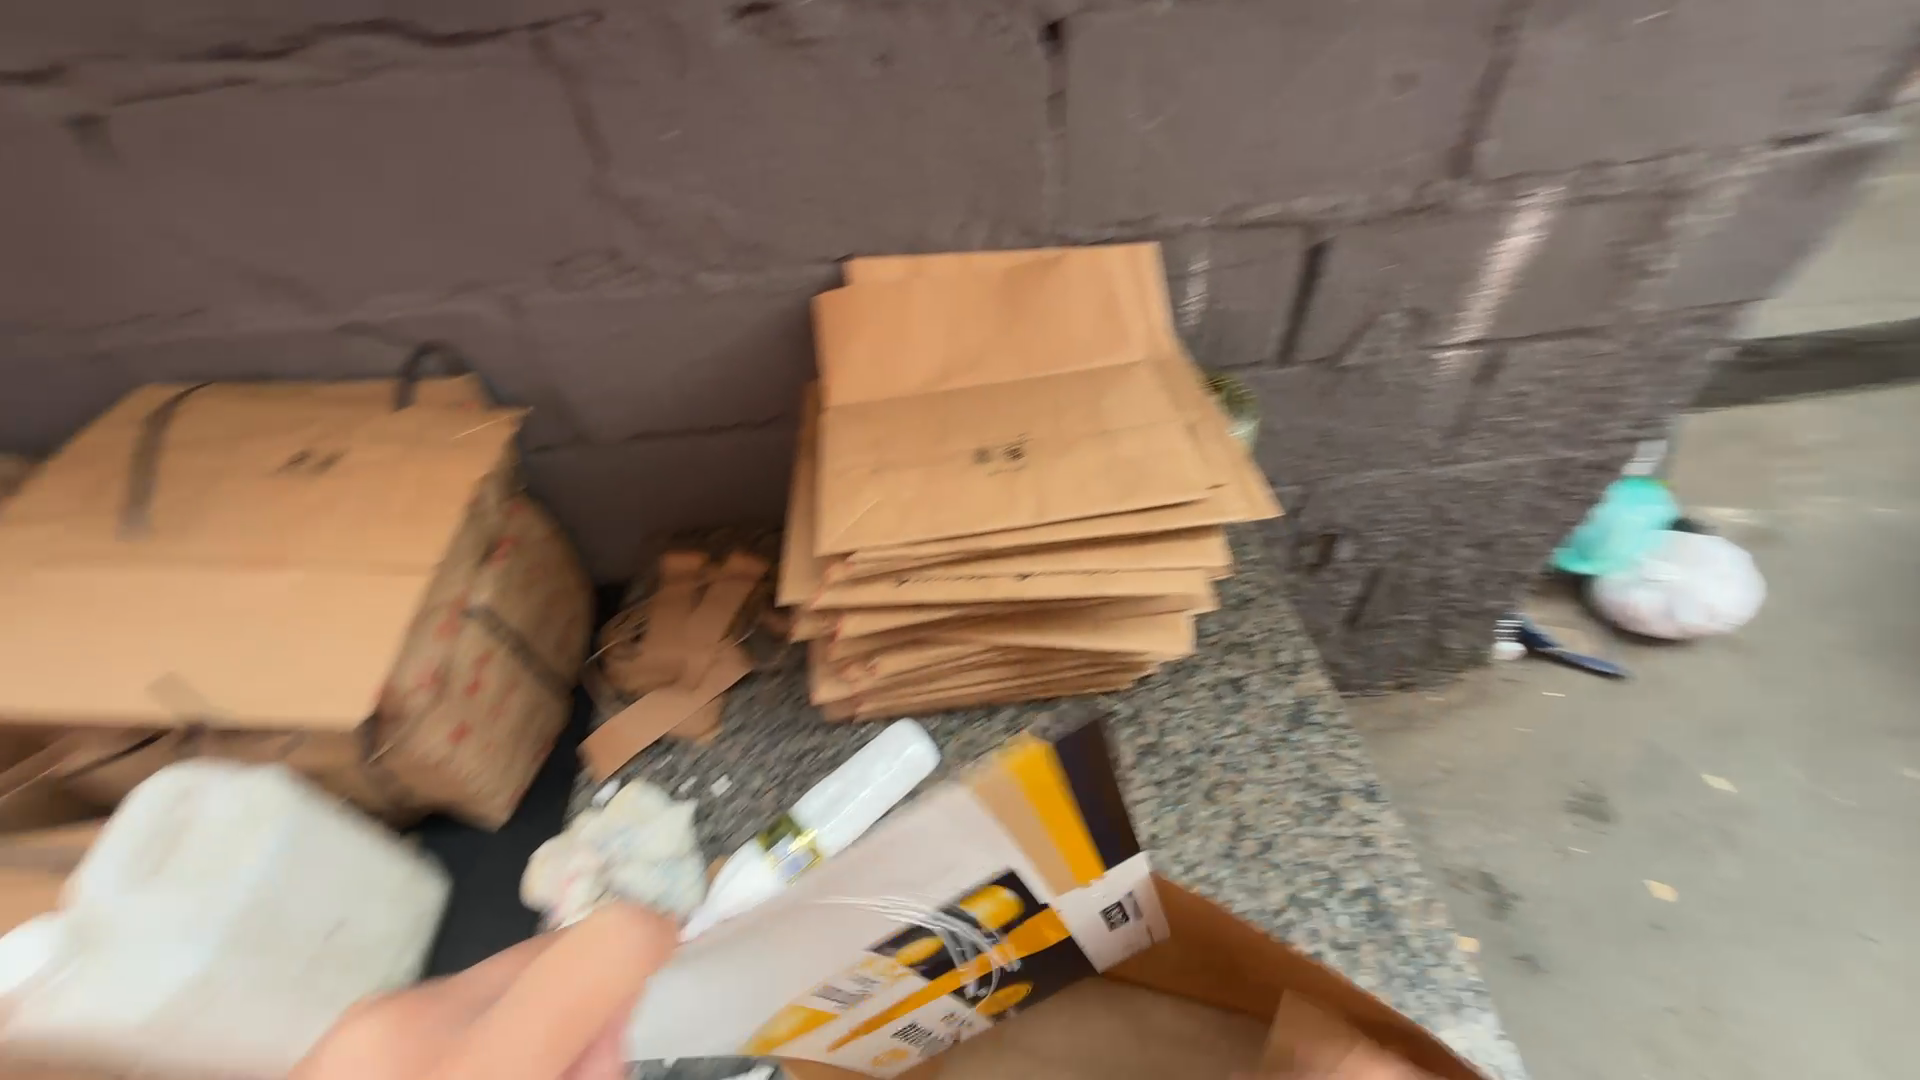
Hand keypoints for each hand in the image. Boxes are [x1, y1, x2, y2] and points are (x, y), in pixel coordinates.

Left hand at [294, 905, 675, 1079]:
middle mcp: (407, 1022)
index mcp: (472, 1065)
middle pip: (562, 953)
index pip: (611, 941)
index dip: (658, 957)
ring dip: (535, 1029)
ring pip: (507, 977)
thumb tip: (606, 1041)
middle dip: (591, 1012)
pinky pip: (451, 1009)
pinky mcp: (332, 1045)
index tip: (648, 1018)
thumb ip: (590, 1077)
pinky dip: (482, 1045)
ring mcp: (357, 1030)